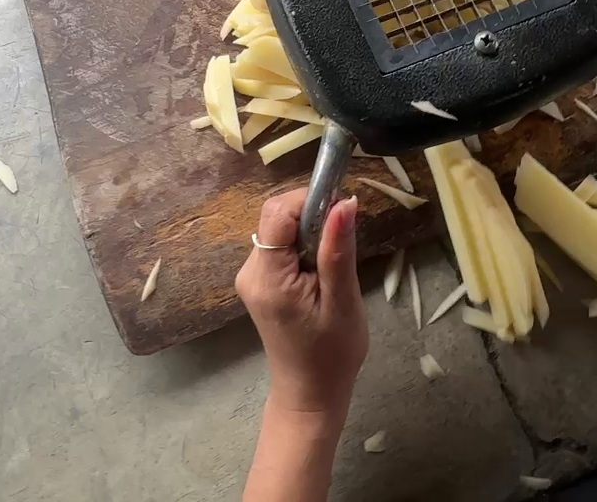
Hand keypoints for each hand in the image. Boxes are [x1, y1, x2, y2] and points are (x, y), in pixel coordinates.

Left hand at [235, 190, 367, 415]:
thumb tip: (345, 201)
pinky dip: (303, 246)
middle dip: (312, 217)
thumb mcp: (343, 301)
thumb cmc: (331, 354)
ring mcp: (252, 276)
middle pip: (277, 217)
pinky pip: (281, 245)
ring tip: (332, 265)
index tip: (341, 214)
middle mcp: (251, 271)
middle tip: (342, 243)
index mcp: (268, 277)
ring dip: (310, 233)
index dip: (310, 201)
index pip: (278, 212)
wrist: (311, 395)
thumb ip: (339, 249)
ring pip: (280, 228)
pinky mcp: (260, 281)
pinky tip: (320, 272)